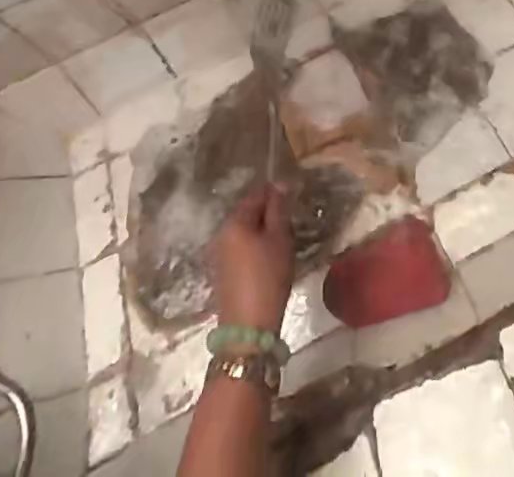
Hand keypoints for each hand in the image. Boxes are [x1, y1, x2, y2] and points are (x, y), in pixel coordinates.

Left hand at [213, 183, 293, 333]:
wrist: (247, 328)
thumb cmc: (268, 277)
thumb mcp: (279, 239)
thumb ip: (278, 209)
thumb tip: (280, 183)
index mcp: (234, 221)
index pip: (256, 194)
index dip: (276, 192)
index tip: (294, 196)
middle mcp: (222, 233)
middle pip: (248, 212)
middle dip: (269, 212)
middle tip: (292, 222)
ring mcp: (219, 253)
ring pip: (245, 231)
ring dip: (263, 230)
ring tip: (284, 240)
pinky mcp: (222, 271)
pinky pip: (241, 247)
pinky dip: (255, 246)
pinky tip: (269, 258)